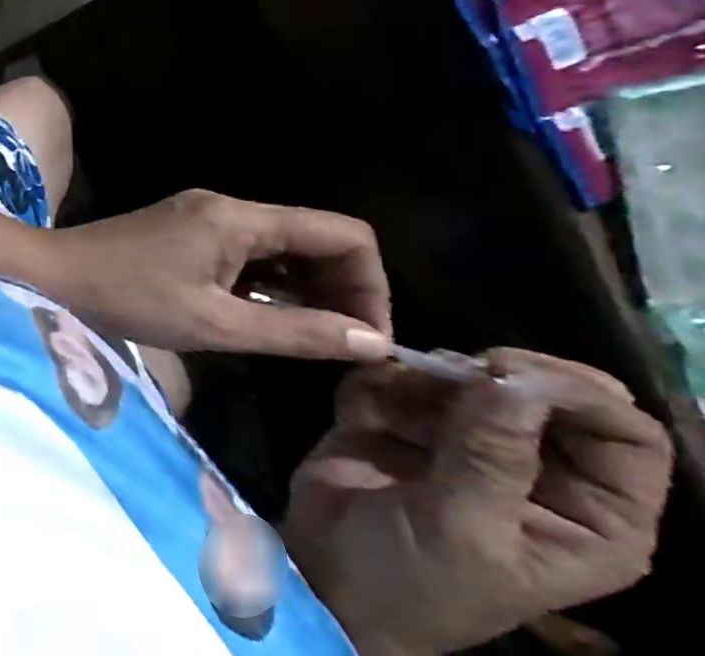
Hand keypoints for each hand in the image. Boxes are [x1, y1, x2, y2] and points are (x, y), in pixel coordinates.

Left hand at [41, 189, 392, 360]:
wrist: (47, 273)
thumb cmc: (124, 297)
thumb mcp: (213, 324)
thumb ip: (295, 331)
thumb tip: (373, 341)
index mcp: (236, 218)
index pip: (342, 234)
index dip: (370, 284)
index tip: (365, 335)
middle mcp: (222, 207)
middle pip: (312, 237)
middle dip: (339, 288)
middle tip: (337, 342)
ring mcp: (197, 216)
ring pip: (276, 247)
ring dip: (301, 288)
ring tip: (304, 336)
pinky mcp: (178, 231)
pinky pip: (241, 252)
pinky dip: (262, 282)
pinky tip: (259, 316)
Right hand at [283, 350, 673, 654]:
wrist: (324, 579)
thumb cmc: (417, 577)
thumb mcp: (462, 528)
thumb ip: (488, 457)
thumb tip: (508, 380)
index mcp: (587, 513)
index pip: (621, 435)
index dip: (576, 395)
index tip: (504, 372)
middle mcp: (532, 471)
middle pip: (543, 394)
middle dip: (494, 372)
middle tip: (448, 365)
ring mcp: (457, 444)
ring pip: (460, 379)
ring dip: (423, 374)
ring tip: (389, 391)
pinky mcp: (393, 425)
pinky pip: (394, 383)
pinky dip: (376, 379)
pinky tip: (360, 405)